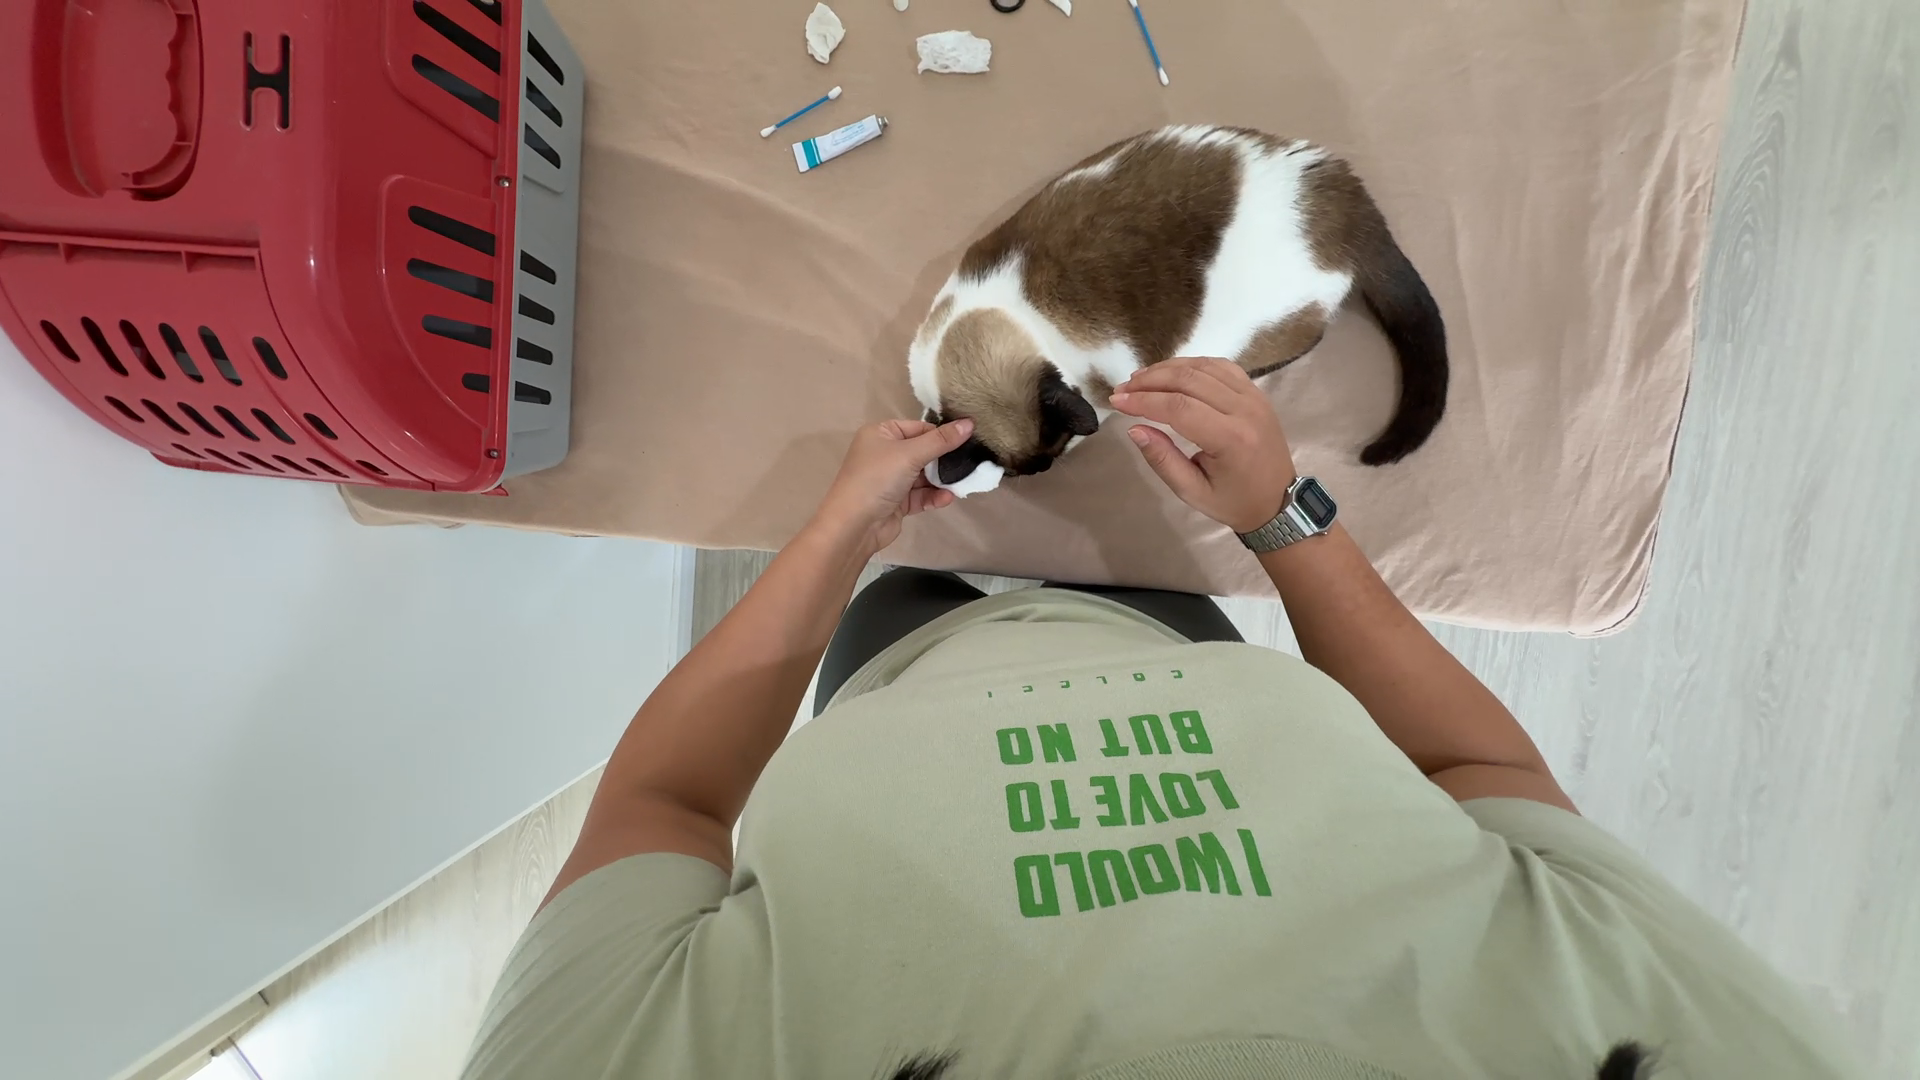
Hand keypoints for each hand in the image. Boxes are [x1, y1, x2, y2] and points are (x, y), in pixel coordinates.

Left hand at [810, 418, 974, 555]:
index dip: (941, 434)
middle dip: (944, 460)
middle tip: (969, 462)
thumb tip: (969, 423)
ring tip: (962, 482)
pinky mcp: (897, 502)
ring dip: (941, 480)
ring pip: (923, 476)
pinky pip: (920, 495)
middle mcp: (884, 454)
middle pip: (923, 452)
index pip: (918, 428)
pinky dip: (933, 496)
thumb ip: (941, 441)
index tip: (967, 439)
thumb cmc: (878, 479)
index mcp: (881, 434)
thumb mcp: (910, 454)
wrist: (854, 525)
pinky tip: (948, 498)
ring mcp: (890, 479)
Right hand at [1110, 357, 1298, 533]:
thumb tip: (1134, 429)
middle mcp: (1245, 410)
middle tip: (1122, 390)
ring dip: (1167, 369)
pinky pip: (1220, 366)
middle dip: (1149, 381)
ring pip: (1204, 367)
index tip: (1116, 402)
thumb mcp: (1191, 491)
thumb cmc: (1233, 502)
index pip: (1179, 407)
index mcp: (1231, 440)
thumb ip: (1162, 459)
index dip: (1143, 401)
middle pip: (1189, 380)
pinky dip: (1191, 364)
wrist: (1278, 501)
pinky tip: (1170, 373)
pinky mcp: (1256, 392)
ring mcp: (1254, 397)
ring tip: (1139, 379)